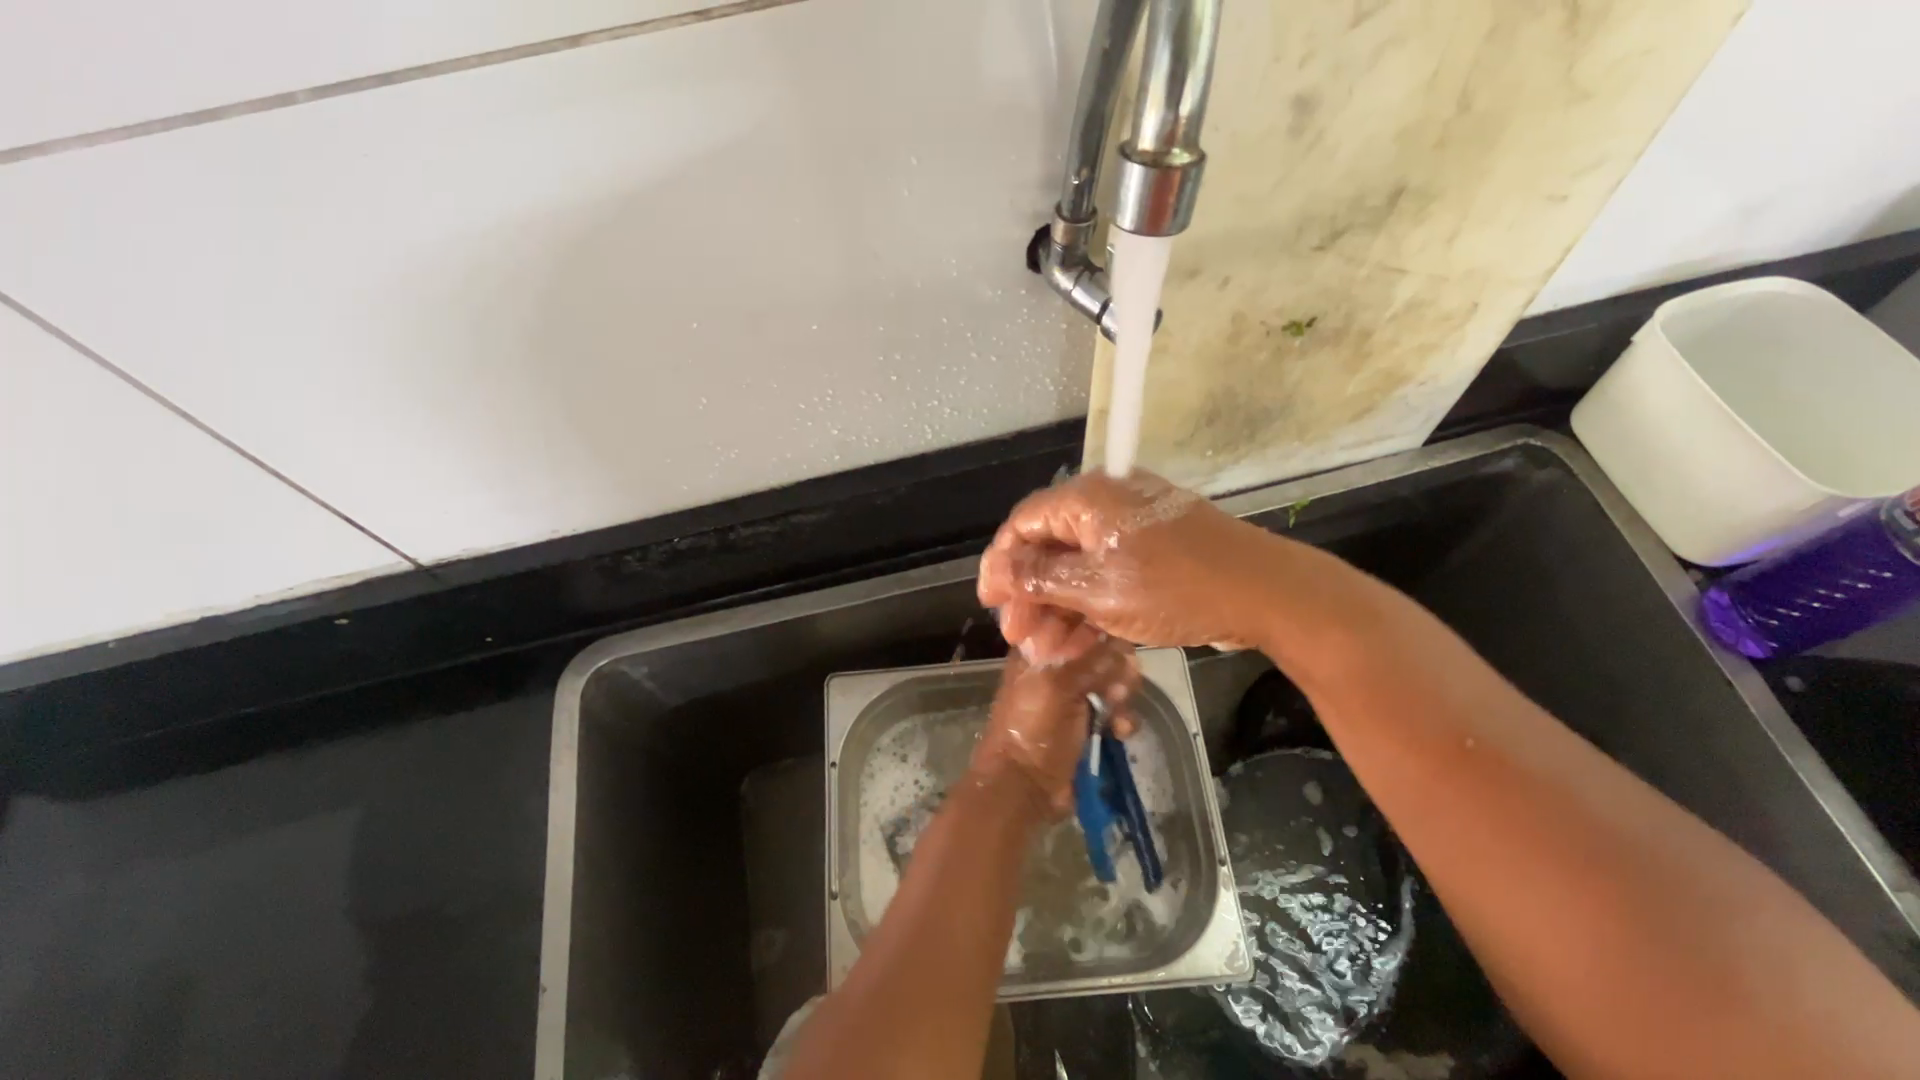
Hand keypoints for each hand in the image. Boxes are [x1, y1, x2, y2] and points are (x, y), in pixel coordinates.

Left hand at [973, 623, 1138, 814]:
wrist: (1023, 787)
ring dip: (1124, 693)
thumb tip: (1125, 643)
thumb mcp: (1057, 686)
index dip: (1100, 625)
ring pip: (1115, 678)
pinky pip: (1118, 709)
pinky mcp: (1090, 723)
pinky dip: (1123, 718)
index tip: (1119, 636)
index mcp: (1039, 649)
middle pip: (1102, 648)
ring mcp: (1076, 695)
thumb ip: (1092, 660)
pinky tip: (1120, 732)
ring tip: (1118, 711)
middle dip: (1118, 664)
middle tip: (1118, 686)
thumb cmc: (1031, 728)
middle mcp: (1058, 666)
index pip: (1075, 621)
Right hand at [977, 471, 1278, 650]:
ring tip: (1048, 652)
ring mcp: (1135, 526)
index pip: (1023, 523)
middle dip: (1032, 595)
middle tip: (1020, 638)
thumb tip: (997, 570)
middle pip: (1051, 546)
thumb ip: (1040, 578)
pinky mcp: (1155, 550)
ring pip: (1080, 565)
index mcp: (1089, 498)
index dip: (1001, 564)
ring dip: (1060, 607)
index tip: (990, 604)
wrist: (1265, 593)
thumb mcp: (1097, 590)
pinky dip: (1092, 604)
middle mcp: (1108, 503)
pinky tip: (1080, 641)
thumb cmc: (1174, 587)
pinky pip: (1109, 572)